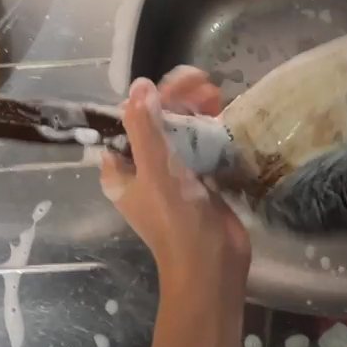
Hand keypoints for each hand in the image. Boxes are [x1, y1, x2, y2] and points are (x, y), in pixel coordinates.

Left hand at [99, 67, 249, 295]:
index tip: (168, 82)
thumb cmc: (176, 219)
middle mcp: (145, 171)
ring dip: (196, 109)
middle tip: (203, 82)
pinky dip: (210, 127)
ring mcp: (174, 175)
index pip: (127, 124)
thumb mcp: (156, 170)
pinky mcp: (200, 180)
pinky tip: (224, 111)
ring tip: (216, 92)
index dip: (146, 99)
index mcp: (122, 172)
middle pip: (157, 123)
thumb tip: (139, 85)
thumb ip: (144, 127)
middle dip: (178, 99)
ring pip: (182, 131)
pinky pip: (201, 145)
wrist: (212, 265)